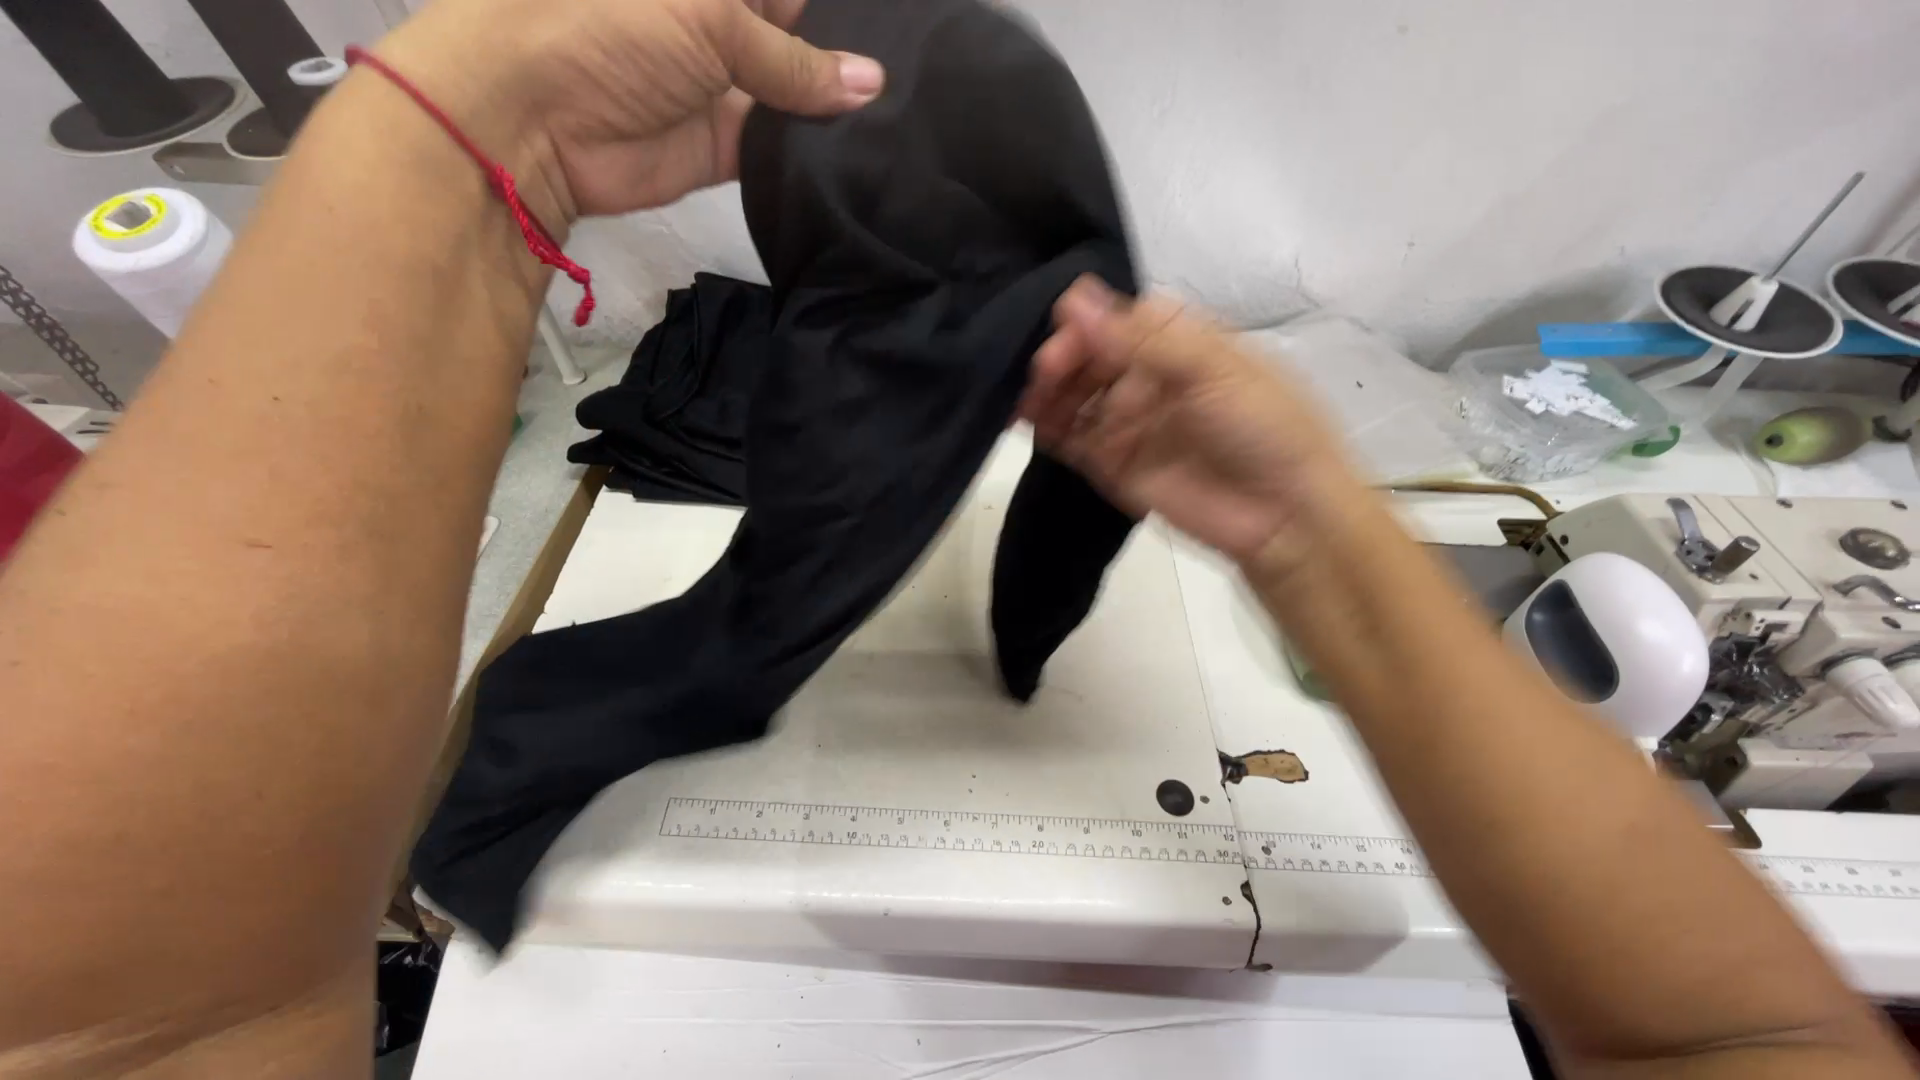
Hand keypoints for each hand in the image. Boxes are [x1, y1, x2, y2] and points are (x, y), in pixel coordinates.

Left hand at [377, 0, 883, 220]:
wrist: (536, 119)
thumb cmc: (612, 27)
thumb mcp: (711, 19)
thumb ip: (794, 59)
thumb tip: (872, 85)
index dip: (833, 8)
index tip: (895, 26)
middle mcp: (720, 22)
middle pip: (796, 33)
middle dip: (844, 53)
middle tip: (907, 76)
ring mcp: (723, 84)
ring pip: (795, 92)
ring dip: (835, 106)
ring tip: (897, 120)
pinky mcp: (723, 146)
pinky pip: (778, 146)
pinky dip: (812, 152)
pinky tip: (863, 156)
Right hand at [1020, 277, 1347, 566]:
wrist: (1286, 517)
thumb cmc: (1265, 429)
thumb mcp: (1213, 371)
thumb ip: (1141, 340)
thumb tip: (1075, 298)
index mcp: (1182, 345)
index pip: (1121, 320)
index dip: (1091, 322)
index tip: (1066, 332)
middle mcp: (1151, 378)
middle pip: (1091, 356)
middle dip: (1065, 358)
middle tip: (1046, 372)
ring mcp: (1131, 422)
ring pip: (1076, 396)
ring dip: (1049, 392)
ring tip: (1028, 399)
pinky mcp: (1114, 465)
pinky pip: (1072, 439)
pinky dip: (1047, 428)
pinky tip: (1028, 420)